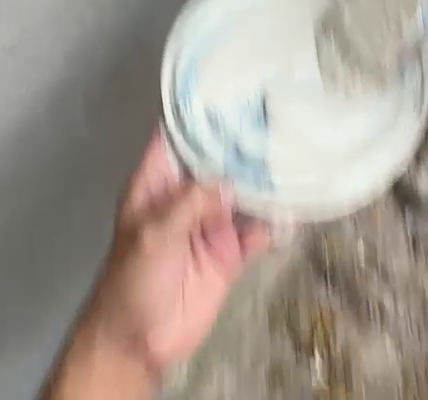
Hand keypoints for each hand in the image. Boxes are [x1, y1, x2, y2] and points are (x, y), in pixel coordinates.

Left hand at [46, 130, 270, 397]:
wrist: (139, 341)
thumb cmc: (132, 279)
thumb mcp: (154, 235)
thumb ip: (190, 204)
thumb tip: (231, 181)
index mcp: (160, 179)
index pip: (179, 134)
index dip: (201, 111)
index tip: (232, 86)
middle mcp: (188, 192)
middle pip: (219, 159)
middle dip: (244, 142)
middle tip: (280, 117)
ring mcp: (211, 221)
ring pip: (244, 191)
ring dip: (266, 180)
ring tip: (296, 157)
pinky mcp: (230, 251)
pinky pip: (257, 229)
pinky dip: (275, 220)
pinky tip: (294, 209)